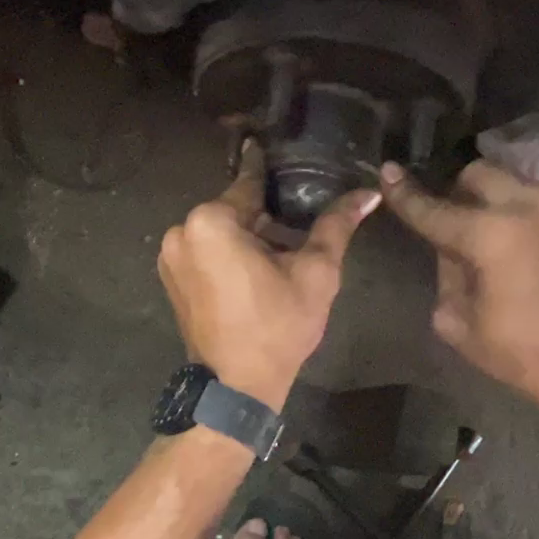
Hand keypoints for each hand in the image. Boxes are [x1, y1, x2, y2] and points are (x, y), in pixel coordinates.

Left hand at [157, 142, 380, 409]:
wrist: (237, 386)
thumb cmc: (277, 328)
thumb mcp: (315, 273)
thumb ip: (336, 227)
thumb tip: (368, 195)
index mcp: (211, 221)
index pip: (250, 184)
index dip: (274, 175)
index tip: (279, 151)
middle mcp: (181, 231)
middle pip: (233, 210)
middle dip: (263, 218)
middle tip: (296, 231)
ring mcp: (170, 258)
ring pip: (218, 234)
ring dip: (245, 239)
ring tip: (279, 258)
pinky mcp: (171, 282)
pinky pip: (204, 255)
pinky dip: (226, 257)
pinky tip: (253, 275)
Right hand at [380, 161, 538, 410]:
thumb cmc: (528, 356)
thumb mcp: (462, 326)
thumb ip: (447, 277)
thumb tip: (451, 250)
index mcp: (491, 235)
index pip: (434, 209)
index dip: (405, 194)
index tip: (389, 174)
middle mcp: (536, 201)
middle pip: (482, 173)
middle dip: (465, 193)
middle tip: (469, 221)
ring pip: (531, 184)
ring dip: (518, 207)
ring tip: (530, 242)